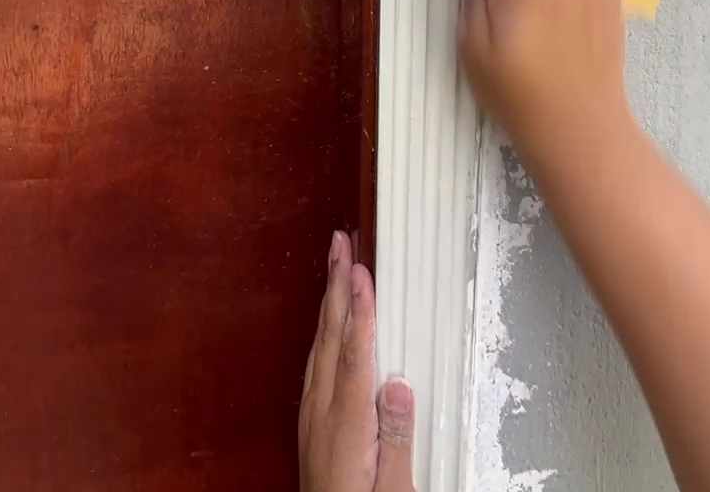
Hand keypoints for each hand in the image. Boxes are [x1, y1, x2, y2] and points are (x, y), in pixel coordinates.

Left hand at [299, 231, 414, 491]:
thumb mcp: (393, 491)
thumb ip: (396, 436)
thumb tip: (397, 383)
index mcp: (345, 427)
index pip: (354, 355)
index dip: (360, 310)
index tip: (360, 270)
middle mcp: (322, 412)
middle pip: (330, 337)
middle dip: (335, 285)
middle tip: (338, 242)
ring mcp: (312, 414)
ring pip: (320, 343)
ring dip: (328, 299)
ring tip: (334, 262)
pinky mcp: (312, 419)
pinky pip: (316, 359)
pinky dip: (325, 326)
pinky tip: (330, 315)